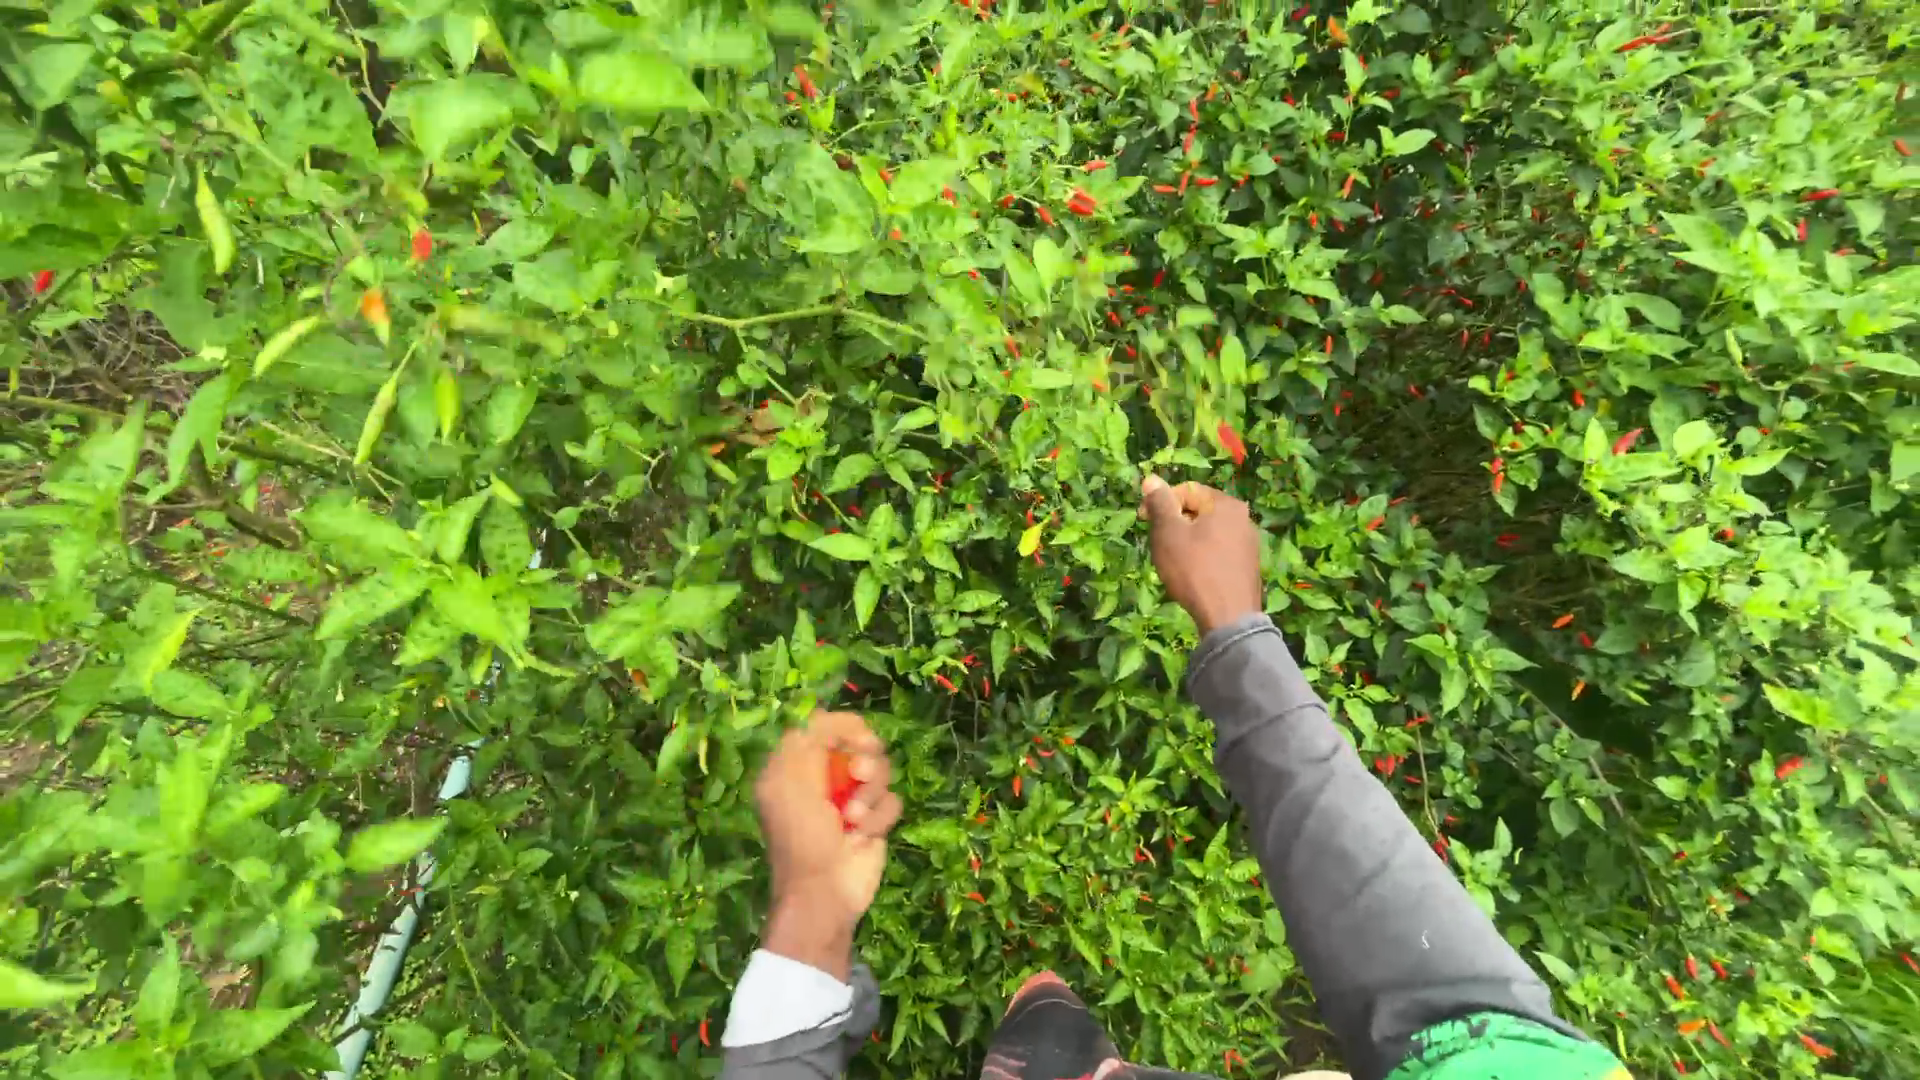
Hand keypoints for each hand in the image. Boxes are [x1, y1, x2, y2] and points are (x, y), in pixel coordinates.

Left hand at [753, 710, 902, 979]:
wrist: (824, 895)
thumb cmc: (801, 837)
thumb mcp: (788, 780)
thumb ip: (807, 737)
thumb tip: (830, 716)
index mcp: (796, 765)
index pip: (824, 724)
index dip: (844, 726)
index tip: (856, 737)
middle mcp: (824, 776)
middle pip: (860, 742)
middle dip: (864, 759)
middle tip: (859, 774)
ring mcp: (852, 798)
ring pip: (882, 769)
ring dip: (871, 793)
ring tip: (854, 819)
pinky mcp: (875, 820)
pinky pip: (893, 799)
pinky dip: (880, 817)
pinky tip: (862, 836)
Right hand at [1138, 474, 1263, 635]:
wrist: (1228, 617)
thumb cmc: (1194, 569)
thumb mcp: (1169, 533)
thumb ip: (1160, 503)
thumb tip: (1151, 478)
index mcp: (1225, 504)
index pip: (1186, 489)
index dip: (1160, 502)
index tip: (1143, 520)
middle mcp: (1243, 518)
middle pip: (1199, 510)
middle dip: (1174, 521)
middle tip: (1156, 542)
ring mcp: (1248, 543)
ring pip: (1208, 531)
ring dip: (1186, 539)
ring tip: (1171, 559)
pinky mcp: (1247, 565)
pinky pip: (1218, 549)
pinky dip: (1201, 554)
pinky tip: (1191, 573)